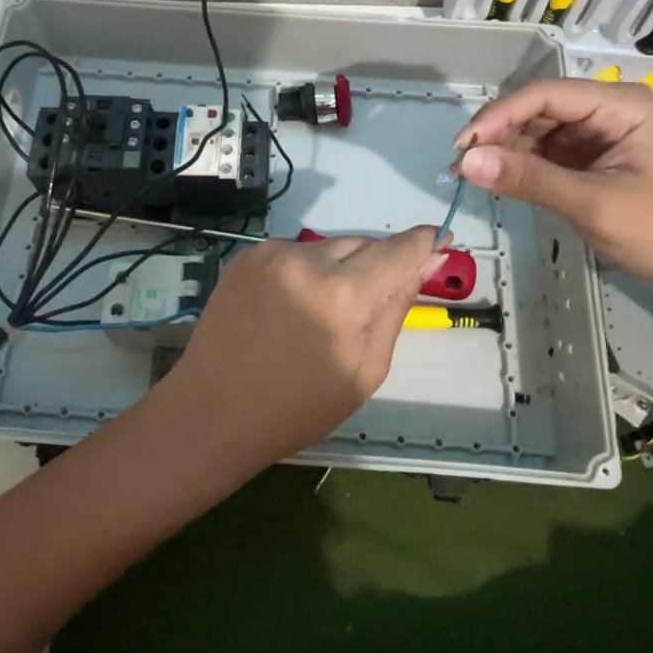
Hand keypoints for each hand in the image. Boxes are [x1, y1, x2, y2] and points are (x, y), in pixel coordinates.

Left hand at [163, 227, 445, 467]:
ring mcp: (271, 253)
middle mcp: (306, 260)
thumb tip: (427, 261)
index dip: (423, 243)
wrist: (212, 411)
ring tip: (324, 314)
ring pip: (329, 246)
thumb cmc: (297, 408)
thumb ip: (395, 308)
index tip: (440, 241)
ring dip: (341, 267)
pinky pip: (296, 251)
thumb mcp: (364, 371)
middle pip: (363, 243)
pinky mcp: (247, 256)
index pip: (398, 249)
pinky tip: (293, 307)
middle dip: (378, 263)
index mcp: (342, 295)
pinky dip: (307, 270)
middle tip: (371, 304)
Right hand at [454, 79, 652, 288]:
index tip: (463, 146)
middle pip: (541, 110)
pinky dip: (526, 167)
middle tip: (462, 168)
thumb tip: (467, 162)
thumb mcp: (593, 204)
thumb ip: (530, 179)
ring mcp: (605, 136)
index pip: (546, 94)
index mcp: (623, 105)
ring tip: (473, 177)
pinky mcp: (599, 161)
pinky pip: (552, 154)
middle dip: (501, 135)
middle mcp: (612, 111)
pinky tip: (502, 181)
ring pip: (542, 132)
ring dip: (509, 152)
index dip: (499, 116)